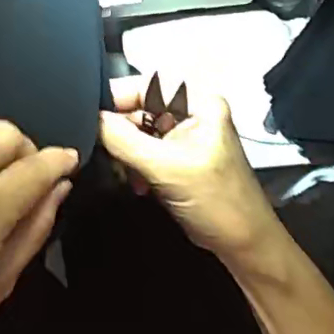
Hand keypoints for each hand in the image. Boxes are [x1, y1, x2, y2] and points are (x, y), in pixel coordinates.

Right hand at [98, 76, 282, 262]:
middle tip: (102, 150)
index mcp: (198, 102)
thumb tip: (90, 118)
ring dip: (125, 152)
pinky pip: (143, 151)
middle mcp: (190, 111)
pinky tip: (135, 184)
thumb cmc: (216, 201)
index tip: (88, 114)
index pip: (147, 85)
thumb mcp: (166, 168)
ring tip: (121, 172)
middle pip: (140, 108)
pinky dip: (133, 165)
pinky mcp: (176, 158)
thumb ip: (125, 140)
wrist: (245, 248)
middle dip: (120, 130)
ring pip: (138, 131)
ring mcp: (183, 136)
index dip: (117, 97)